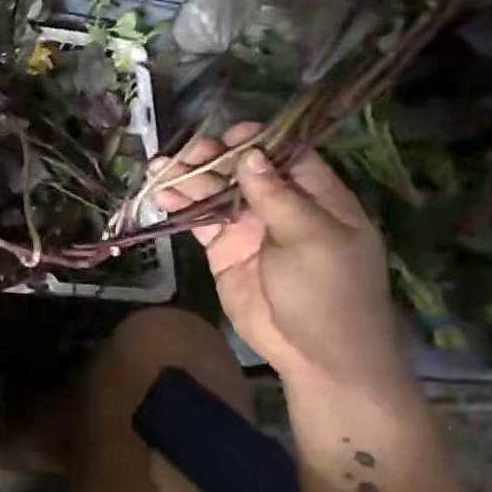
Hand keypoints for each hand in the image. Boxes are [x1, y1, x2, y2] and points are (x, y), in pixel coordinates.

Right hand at [152, 122, 412, 400]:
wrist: (316, 357)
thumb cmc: (330, 294)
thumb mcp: (314, 241)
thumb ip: (278, 198)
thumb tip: (249, 155)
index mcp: (317, 198)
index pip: (287, 156)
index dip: (259, 141)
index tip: (231, 135)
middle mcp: (281, 207)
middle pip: (243, 170)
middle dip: (215, 158)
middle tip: (188, 154)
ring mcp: (250, 228)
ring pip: (216, 192)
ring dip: (190, 178)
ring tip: (161, 166)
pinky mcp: (224, 249)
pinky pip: (200, 220)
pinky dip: (180, 206)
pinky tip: (161, 195)